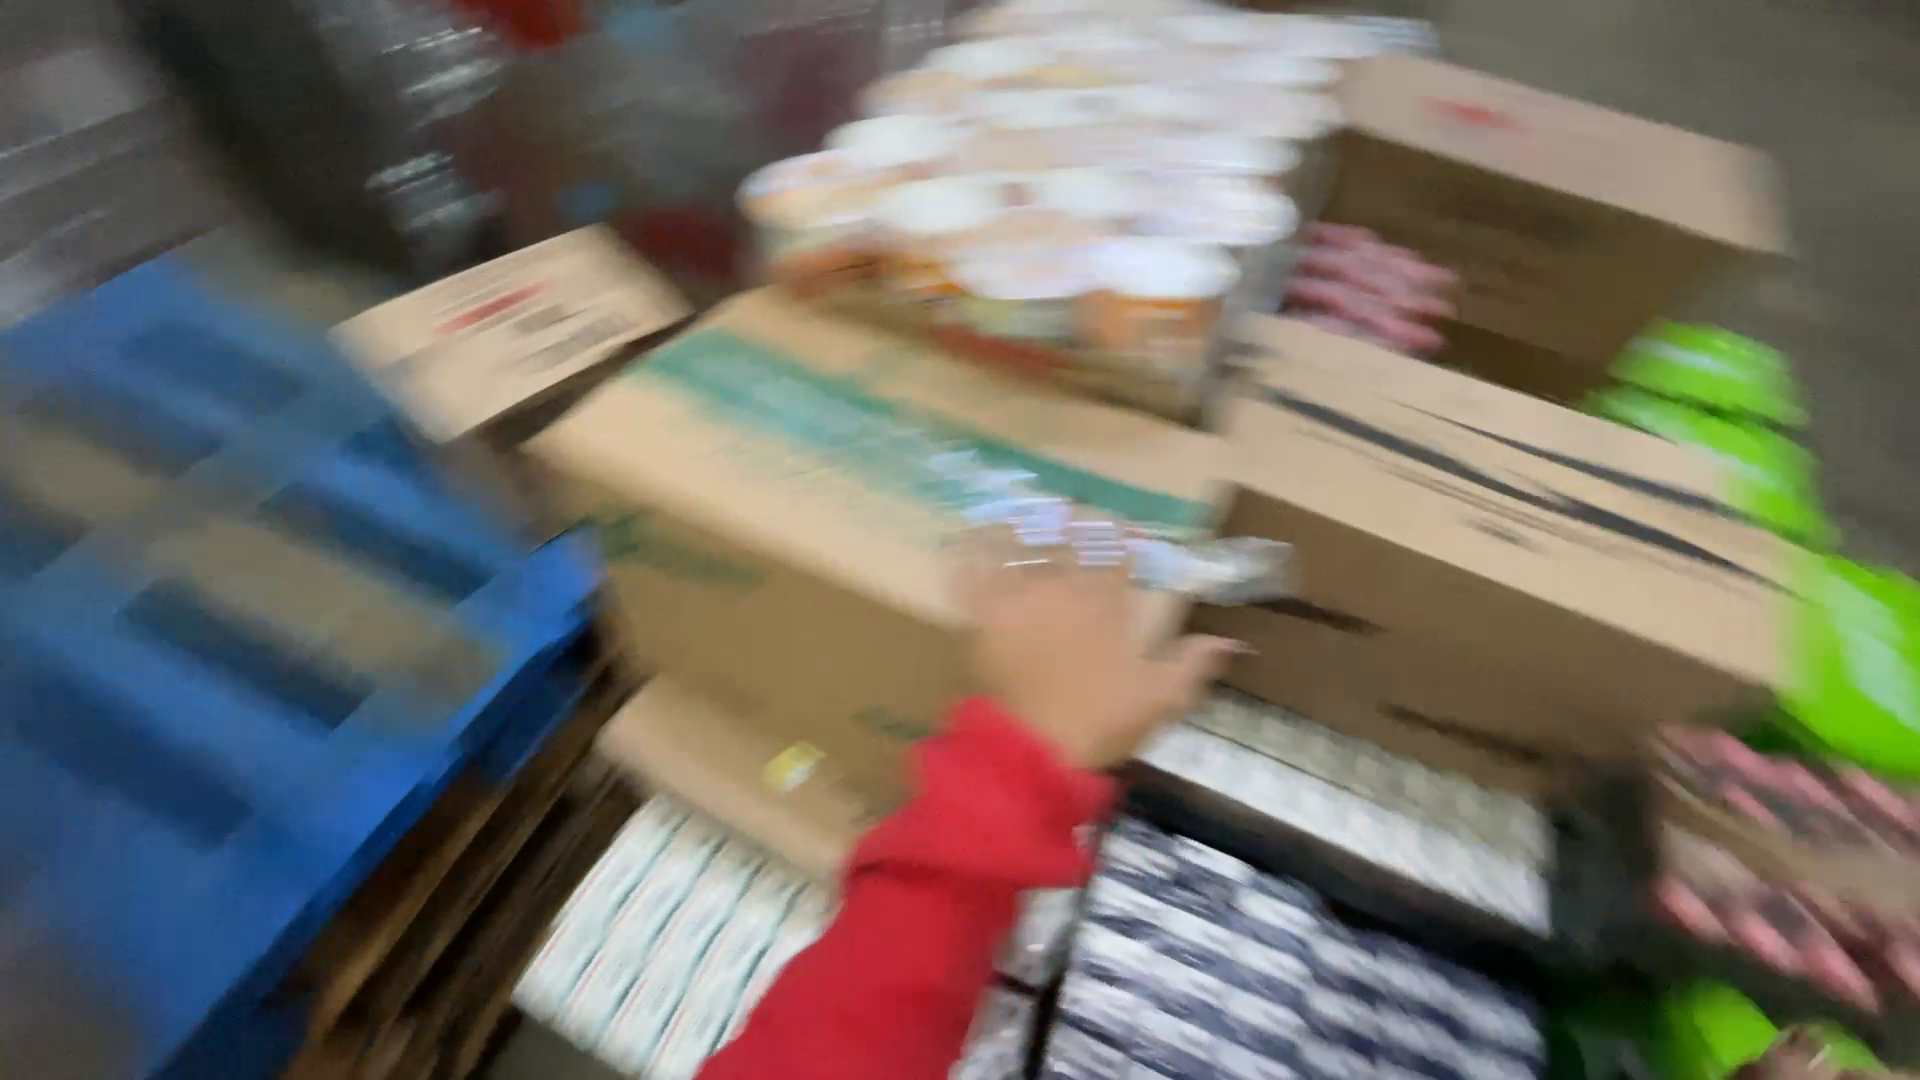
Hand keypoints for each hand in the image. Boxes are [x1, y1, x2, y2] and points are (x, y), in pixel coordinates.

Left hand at [955, 533, 1243, 769]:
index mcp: (1109, 603)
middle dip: (1074, 520)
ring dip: (1025, 528)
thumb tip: (1230, 640)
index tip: (1123, 527)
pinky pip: (973, 577)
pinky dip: (967, 559)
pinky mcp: (987, 615)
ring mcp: (1023, 598)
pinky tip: (960, 543)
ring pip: (1023, 548)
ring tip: (1024, 514)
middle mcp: (1067, 588)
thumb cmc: (1102, 720)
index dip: (1121, 536)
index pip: (1119, 553)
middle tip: (1072, 508)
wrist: (1039, 747)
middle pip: (1070, 539)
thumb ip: (1192, 663)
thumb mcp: (1160, 697)